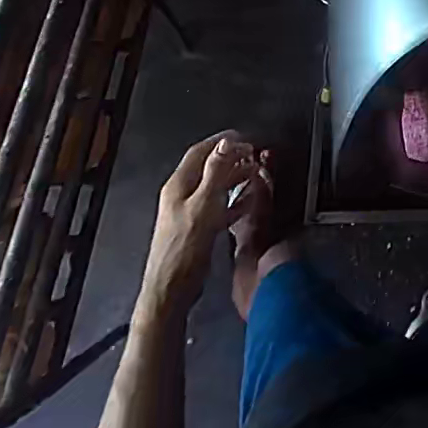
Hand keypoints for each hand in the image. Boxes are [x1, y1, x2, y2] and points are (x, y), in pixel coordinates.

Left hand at [135, 130, 258, 323]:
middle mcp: (182, 195)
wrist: (171, 290)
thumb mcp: (203, 205)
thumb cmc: (185, 246)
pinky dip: (234, 199)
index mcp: (179, 185)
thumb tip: (227, 143)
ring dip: (235, 177)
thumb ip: (216, 173)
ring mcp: (190, 212)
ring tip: (255, 172)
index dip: (220, 142)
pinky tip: (249, 200)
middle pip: (208, 168)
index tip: (243, 137)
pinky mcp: (198, 229)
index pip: (199, 152)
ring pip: (215, 186)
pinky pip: (219, 206)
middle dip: (231, 158)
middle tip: (253, 154)